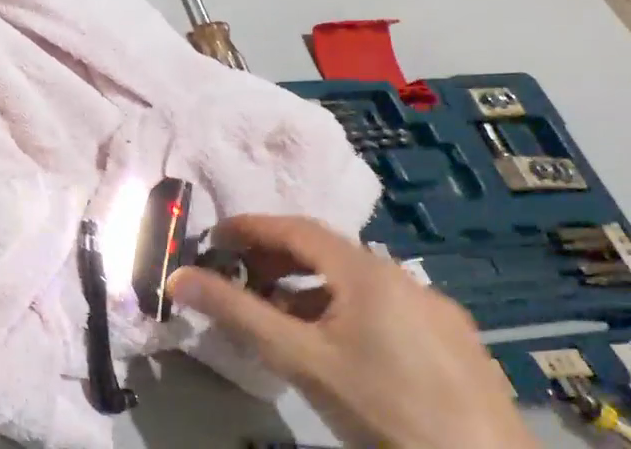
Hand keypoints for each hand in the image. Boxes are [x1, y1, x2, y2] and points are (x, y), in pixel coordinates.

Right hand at [169, 214, 536, 448]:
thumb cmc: (384, 407)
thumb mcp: (299, 359)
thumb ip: (235, 312)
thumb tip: (176, 277)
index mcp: (369, 273)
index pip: (296, 228)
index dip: (249, 228)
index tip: (212, 240)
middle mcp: (408, 281)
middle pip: (328, 253)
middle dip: (275, 260)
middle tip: (238, 278)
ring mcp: (440, 316)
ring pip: (358, 284)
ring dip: (309, 289)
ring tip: (279, 318)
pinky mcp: (459, 349)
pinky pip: (387, 310)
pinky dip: (345, 311)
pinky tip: (334, 348)